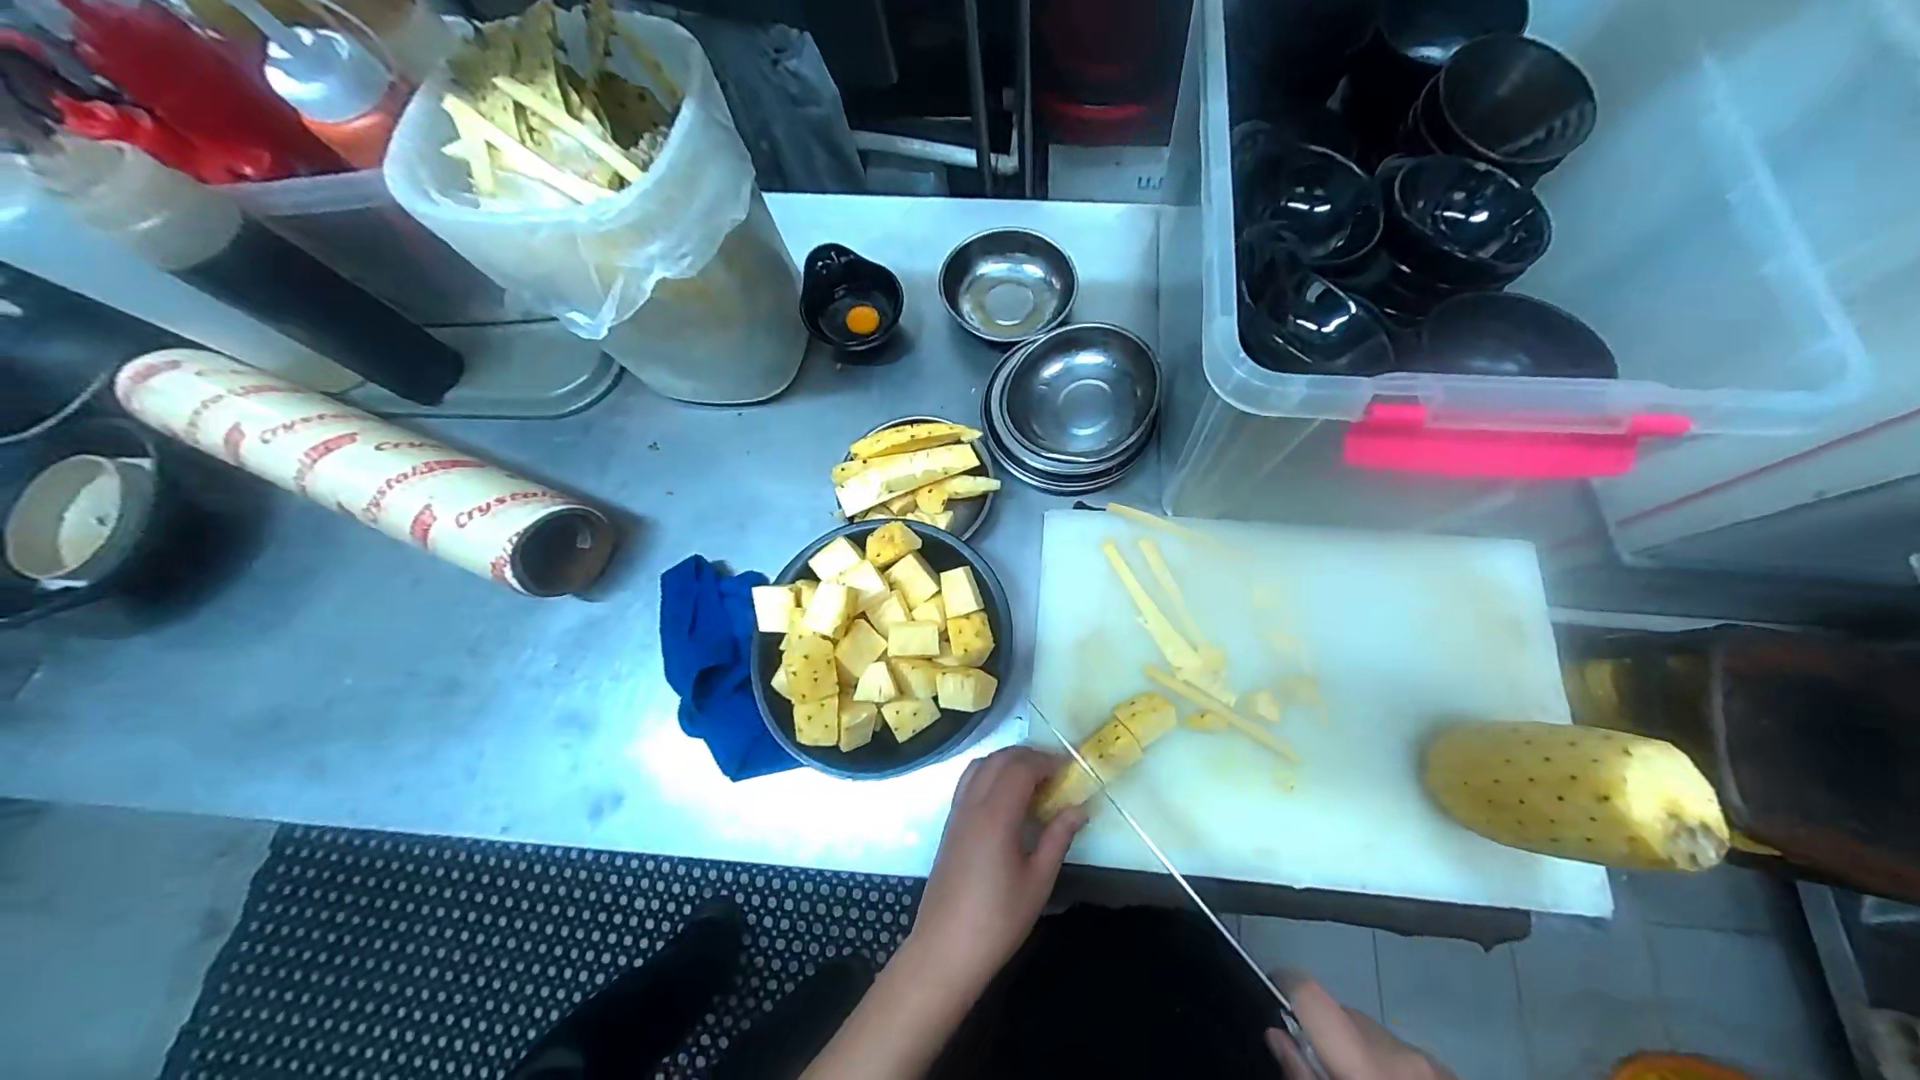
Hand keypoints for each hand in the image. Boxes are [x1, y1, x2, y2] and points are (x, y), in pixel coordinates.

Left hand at [905, 746, 1088, 990]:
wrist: (945, 948)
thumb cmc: (997, 919)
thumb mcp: (1038, 881)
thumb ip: (1057, 838)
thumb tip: (1079, 809)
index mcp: (996, 815)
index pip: (1020, 768)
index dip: (1046, 762)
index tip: (1069, 769)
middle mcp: (972, 804)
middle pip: (999, 759)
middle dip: (1029, 756)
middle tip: (1056, 771)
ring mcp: (957, 812)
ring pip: (980, 765)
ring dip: (1007, 761)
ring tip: (1033, 779)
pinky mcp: (950, 824)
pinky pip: (968, 780)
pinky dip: (989, 773)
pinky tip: (1006, 795)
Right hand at [1266, 977, 1456, 1079]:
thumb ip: (1303, 1078)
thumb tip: (1276, 1035)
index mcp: (1364, 1064)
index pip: (1310, 993)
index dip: (1283, 984)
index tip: (1271, 996)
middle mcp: (1400, 1052)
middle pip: (1342, 1014)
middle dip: (1322, 1032)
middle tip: (1315, 1069)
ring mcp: (1434, 1064)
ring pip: (1374, 1035)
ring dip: (1357, 1052)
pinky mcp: (1451, 1076)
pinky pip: (1404, 1056)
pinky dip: (1387, 1069)